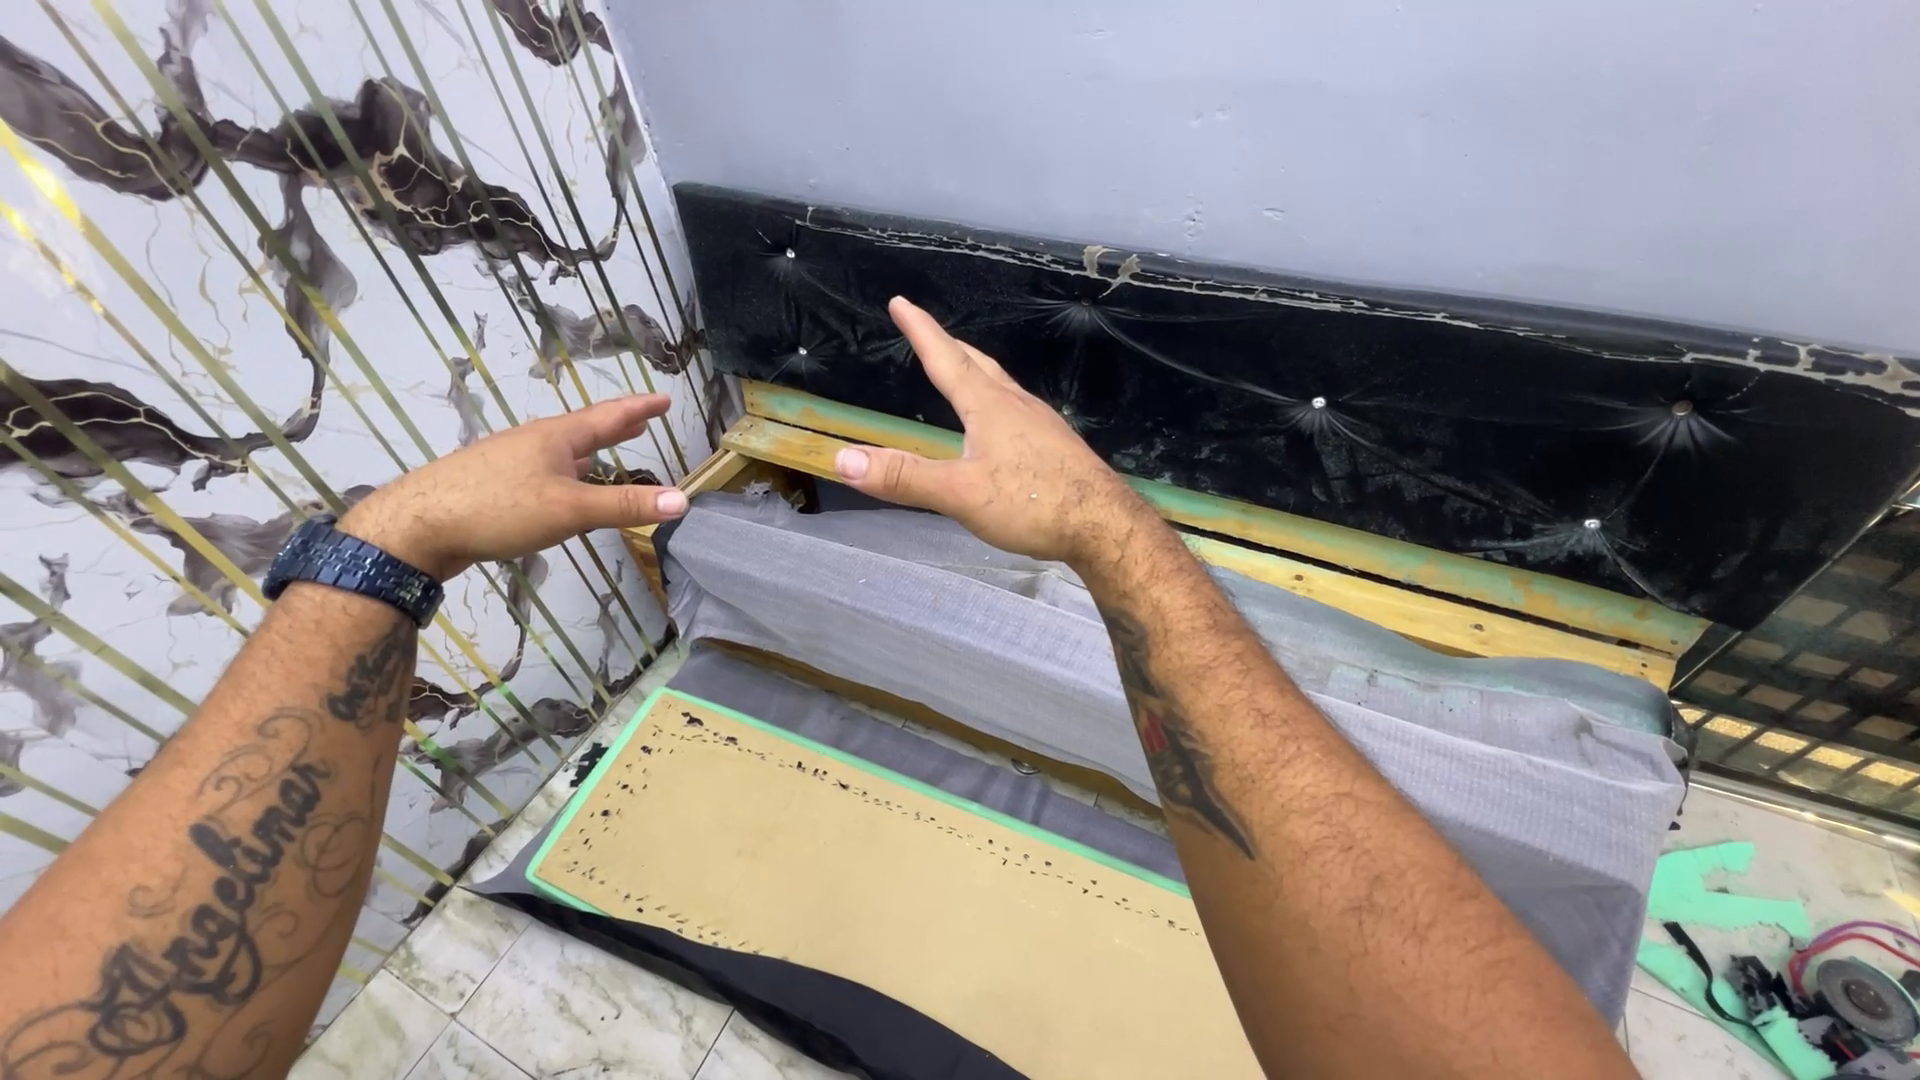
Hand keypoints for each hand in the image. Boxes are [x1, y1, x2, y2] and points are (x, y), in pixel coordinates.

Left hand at [339, 395, 685, 579]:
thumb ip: (626, 505)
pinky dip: (563, 472)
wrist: (414, 526)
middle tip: (640, 419)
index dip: (638, 409)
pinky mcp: (491, 485)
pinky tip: (558, 487)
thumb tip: (683, 500)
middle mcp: (533, 442)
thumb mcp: (571, 509)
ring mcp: (508, 461)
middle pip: (583, 428)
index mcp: (556, 438)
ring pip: (559, 450)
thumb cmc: (498, 508)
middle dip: (615, 424)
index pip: (608, 417)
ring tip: (604, 451)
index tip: (663, 399)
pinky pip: (540, 471)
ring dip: (588, 449)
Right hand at [832, 297, 1142, 563]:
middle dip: (949, 347)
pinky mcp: (1057, 449)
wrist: (1106, 526)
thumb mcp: (960, 494)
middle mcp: (1018, 406)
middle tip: (929, 333)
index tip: (901, 303)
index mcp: (989, 406)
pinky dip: (998, 403)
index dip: (921, 331)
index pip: (947, 360)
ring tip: (963, 374)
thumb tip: (843, 459)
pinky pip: (1020, 412)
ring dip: (977, 373)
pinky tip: (1002, 426)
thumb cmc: (1034, 504)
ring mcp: (1043, 425)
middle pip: (978, 366)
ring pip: (1002, 387)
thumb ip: (903, 478)